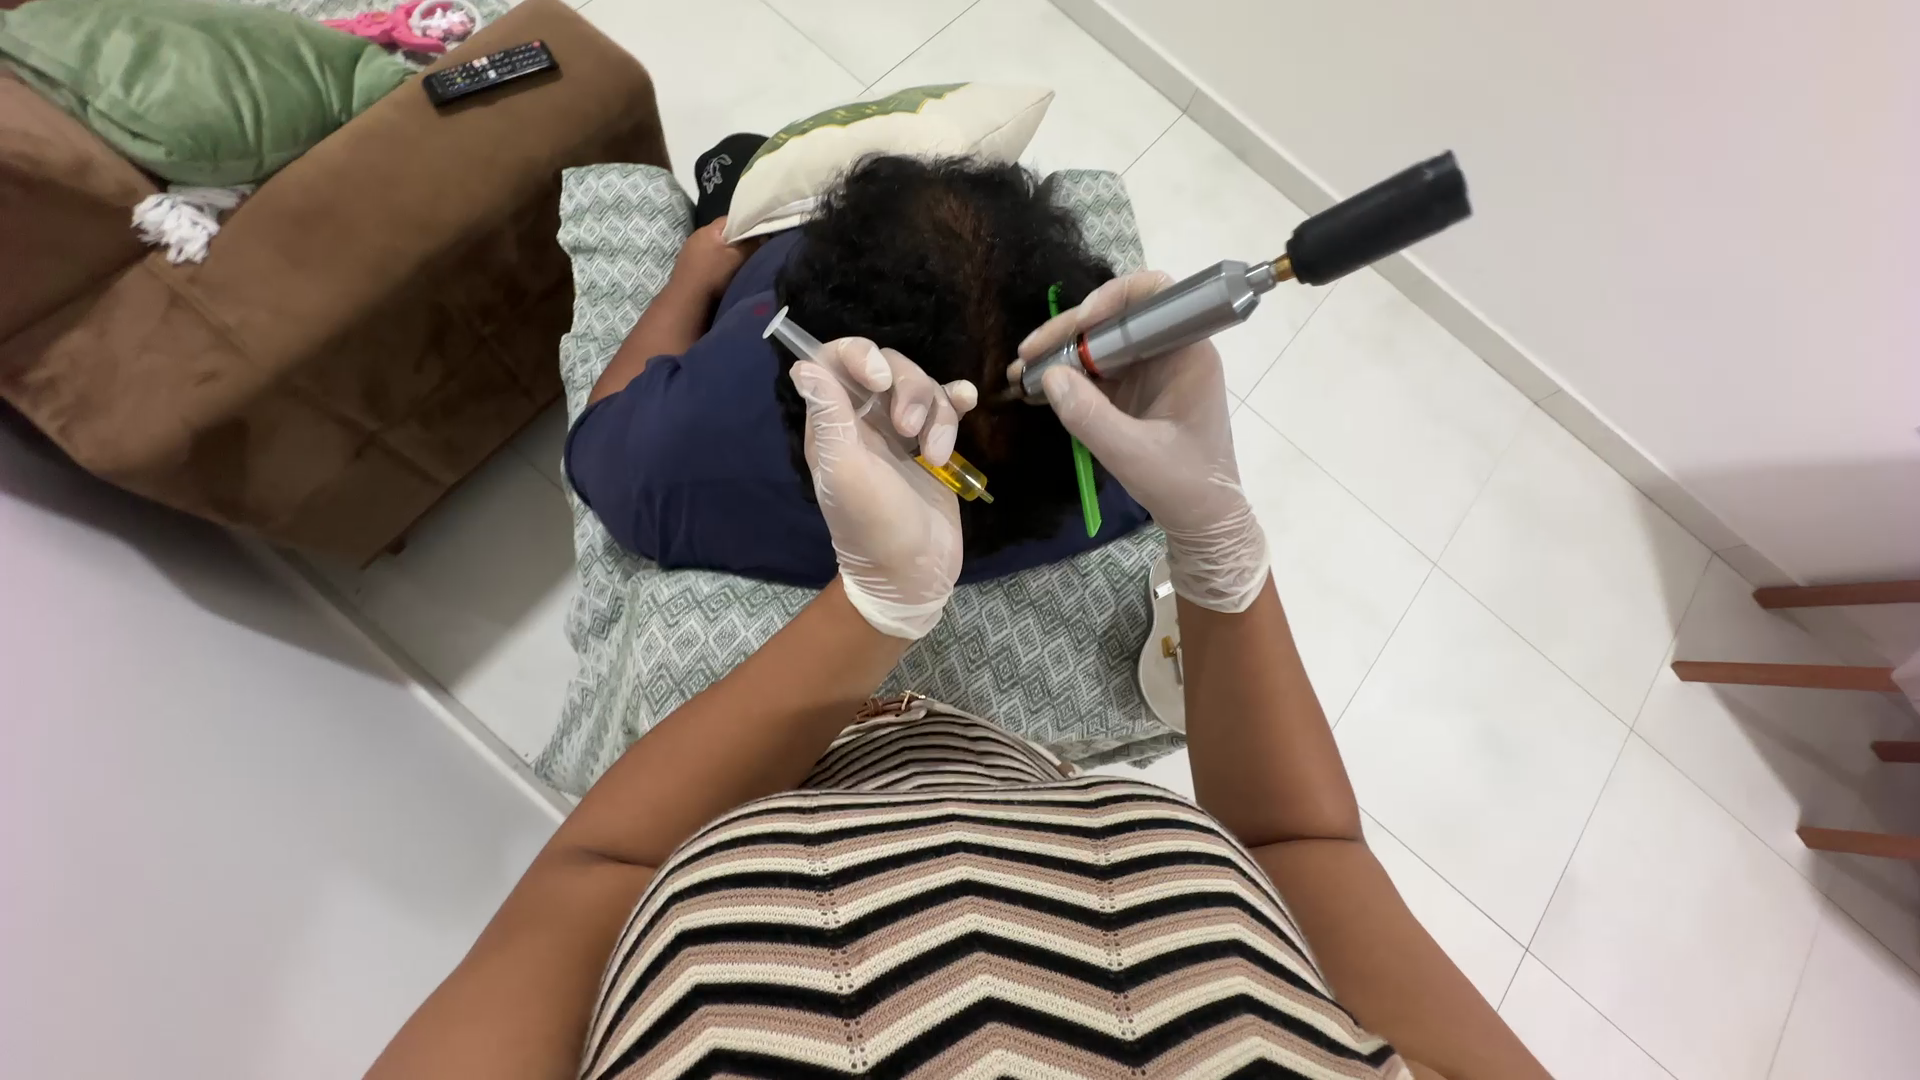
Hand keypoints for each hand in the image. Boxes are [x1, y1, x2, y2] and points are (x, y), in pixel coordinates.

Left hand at [669, 216, 758, 298]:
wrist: (687, 298)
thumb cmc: (713, 275)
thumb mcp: (737, 259)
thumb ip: (751, 245)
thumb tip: (763, 235)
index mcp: (709, 229)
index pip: (730, 219)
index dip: (745, 224)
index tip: (757, 234)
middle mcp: (697, 234)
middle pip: (721, 233)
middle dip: (735, 240)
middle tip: (749, 250)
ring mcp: (689, 249)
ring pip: (713, 245)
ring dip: (724, 252)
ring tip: (735, 262)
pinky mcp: (686, 262)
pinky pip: (706, 256)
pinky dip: (715, 261)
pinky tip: (719, 271)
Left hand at [789, 338, 978, 638]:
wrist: (914, 573)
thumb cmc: (874, 525)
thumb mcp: (846, 470)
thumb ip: (828, 416)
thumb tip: (801, 365)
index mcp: (834, 424)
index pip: (835, 361)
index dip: (858, 355)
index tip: (879, 380)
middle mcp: (864, 421)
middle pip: (888, 367)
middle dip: (908, 390)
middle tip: (909, 432)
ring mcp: (900, 433)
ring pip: (922, 387)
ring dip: (936, 413)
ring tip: (937, 456)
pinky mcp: (933, 445)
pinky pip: (947, 405)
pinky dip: (957, 401)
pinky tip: (968, 403)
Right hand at [1017, 270, 1268, 611]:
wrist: (1200, 519)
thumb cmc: (1182, 484)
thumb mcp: (1133, 454)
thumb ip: (1090, 417)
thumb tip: (1048, 377)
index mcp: (1187, 352)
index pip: (1154, 296)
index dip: (1114, 298)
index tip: (1081, 324)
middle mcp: (1168, 351)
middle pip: (1115, 318)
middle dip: (1069, 332)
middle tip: (1027, 354)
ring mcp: (1148, 371)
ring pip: (1099, 343)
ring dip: (1059, 354)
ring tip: (1020, 372)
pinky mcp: (1132, 392)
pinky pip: (1095, 371)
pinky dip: (1065, 377)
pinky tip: (1034, 388)